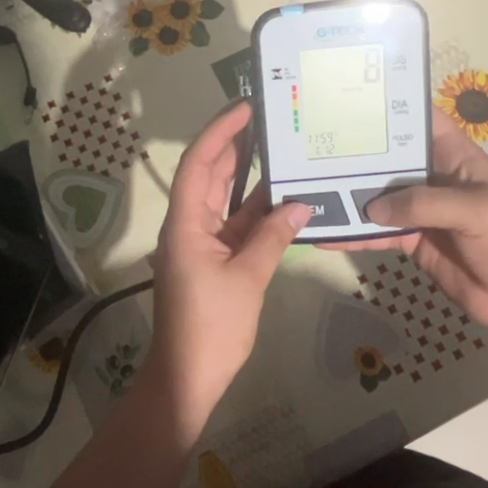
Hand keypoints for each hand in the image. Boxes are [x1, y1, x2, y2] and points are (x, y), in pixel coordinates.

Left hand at [146, 101, 310, 432]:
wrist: (189, 378)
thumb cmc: (211, 327)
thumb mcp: (247, 278)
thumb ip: (274, 236)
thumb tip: (302, 204)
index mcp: (185, 224)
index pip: (199, 165)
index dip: (220, 133)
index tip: (245, 109)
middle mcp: (189, 226)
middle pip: (211, 176)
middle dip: (237, 147)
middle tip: (271, 121)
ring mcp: (202, 244)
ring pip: (227, 201)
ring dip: (251, 180)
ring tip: (284, 150)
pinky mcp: (215, 262)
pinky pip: (236, 227)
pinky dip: (258, 214)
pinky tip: (287, 198)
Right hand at [321, 112, 487, 340]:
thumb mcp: (475, 212)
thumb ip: (423, 203)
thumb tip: (372, 208)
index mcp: (456, 158)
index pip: (423, 120)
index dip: (394, 106)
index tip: (352, 98)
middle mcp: (434, 178)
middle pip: (390, 158)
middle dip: (356, 151)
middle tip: (311, 142)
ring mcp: (421, 210)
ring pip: (377, 196)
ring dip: (348, 194)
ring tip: (308, 188)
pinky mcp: (412, 240)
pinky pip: (377, 232)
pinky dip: (353, 234)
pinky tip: (326, 234)